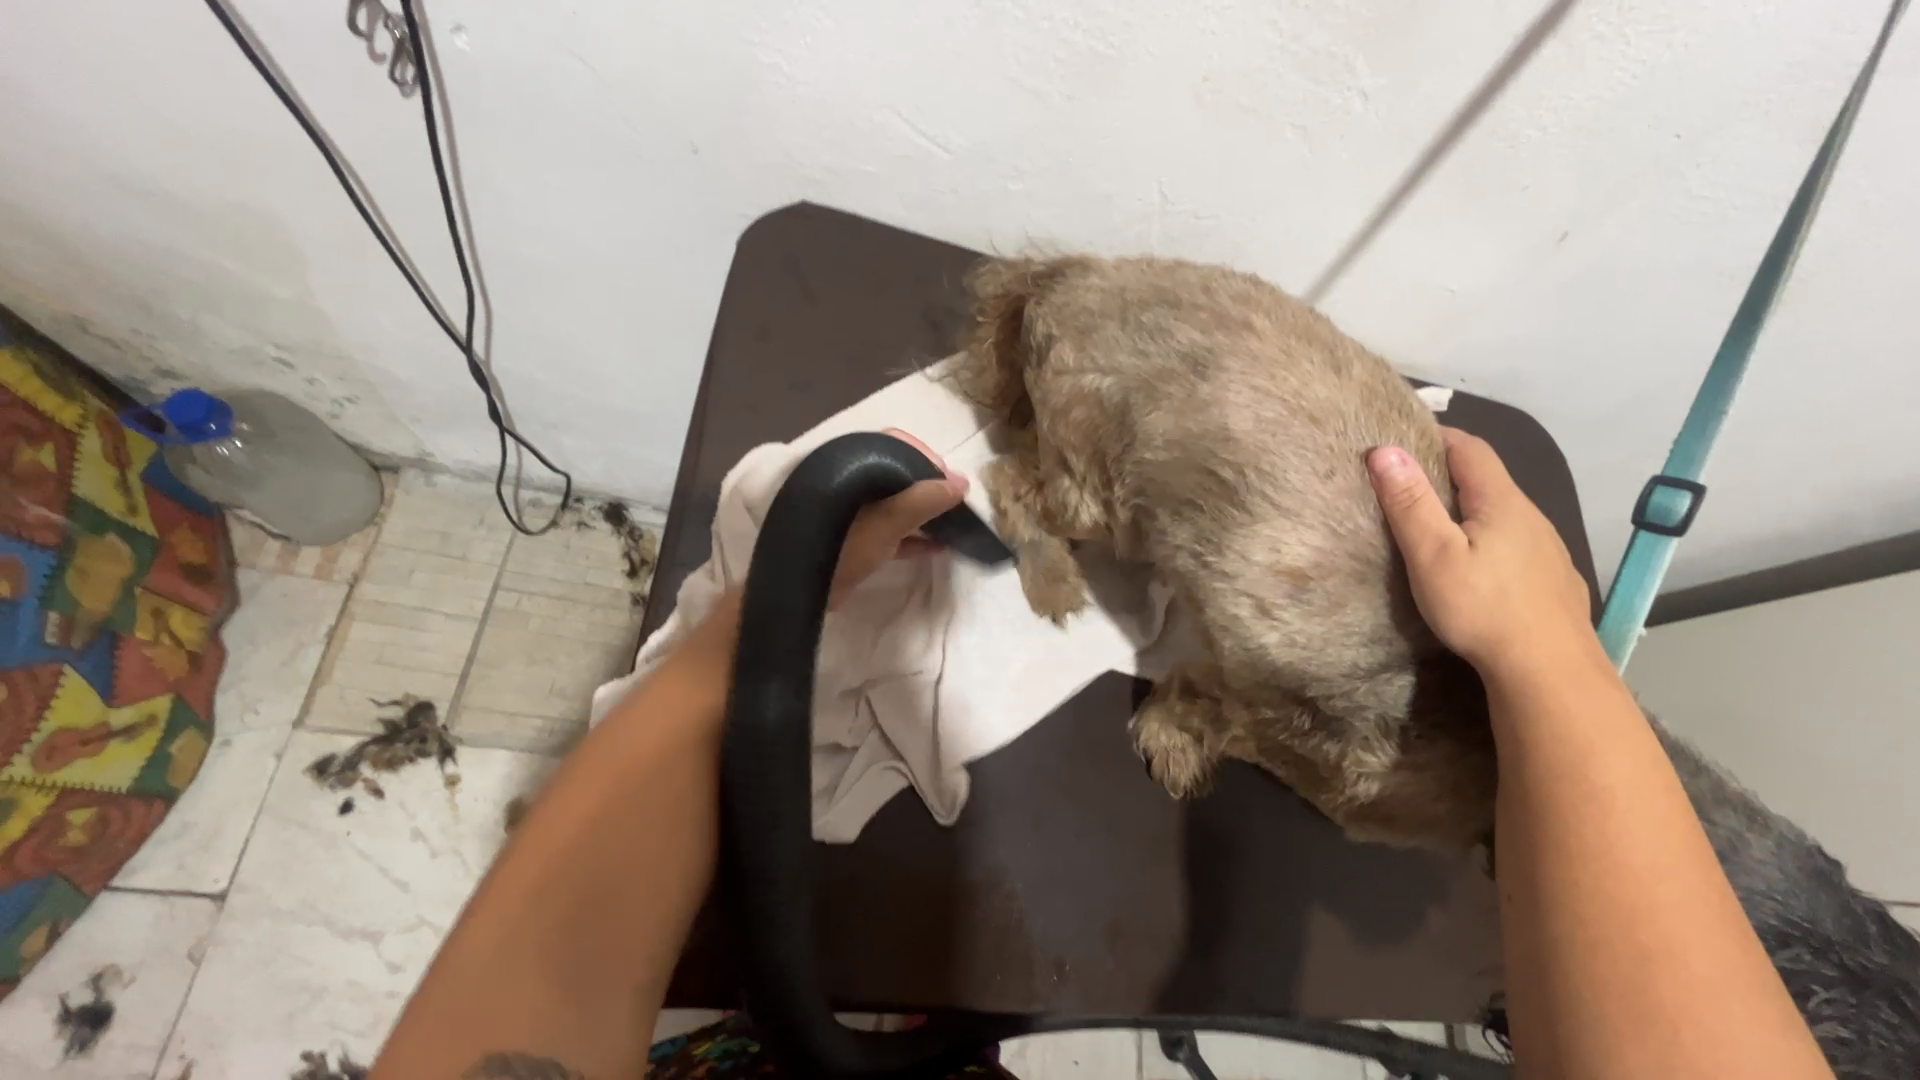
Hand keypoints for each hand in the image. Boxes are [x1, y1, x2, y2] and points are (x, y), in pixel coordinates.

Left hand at [828, 428, 967, 607]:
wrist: (799, 590)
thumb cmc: (841, 546)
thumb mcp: (887, 523)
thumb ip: (924, 501)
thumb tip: (961, 484)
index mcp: (851, 464)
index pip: (895, 444)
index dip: (925, 457)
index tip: (949, 480)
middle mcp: (848, 480)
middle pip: (896, 475)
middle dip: (927, 488)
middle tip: (952, 504)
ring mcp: (847, 510)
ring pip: (892, 503)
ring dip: (922, 513)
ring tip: (950, 525)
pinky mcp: (848, 538)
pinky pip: (885, 528)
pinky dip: (909, 535)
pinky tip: (935, 547)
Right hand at [1367, 428, 1596, 679]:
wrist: (1548, 670)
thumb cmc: (1482, 608)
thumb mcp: (1432, 554)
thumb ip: (1410, 503)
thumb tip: (1385, 450)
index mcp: (1501, 502)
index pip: (1470, 448)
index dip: (1436, 435)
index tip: (1400, 438)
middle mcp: (1530, 516)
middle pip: (1487, 478)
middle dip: (1447, 471)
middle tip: (1403, 481)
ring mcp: (1547, 548)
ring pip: (1502, 512)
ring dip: (1468, 507)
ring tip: (1433, 524)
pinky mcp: (1551, 578)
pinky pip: (1514, 541)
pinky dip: (1487, 536)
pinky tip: (1475, 564)